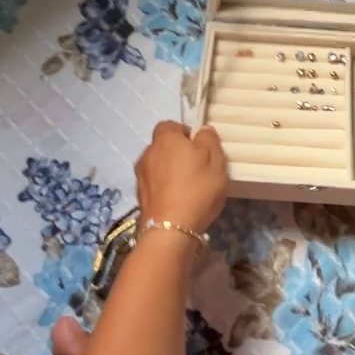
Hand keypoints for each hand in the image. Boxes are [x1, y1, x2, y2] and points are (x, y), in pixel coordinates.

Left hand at [135, 121, 228, 235]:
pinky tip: (178, 201)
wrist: (171, 229)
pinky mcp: (139, 197)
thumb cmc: (197, 188)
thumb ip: (209, 140)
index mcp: (165, 139)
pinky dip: (164, 189)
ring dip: (169, 172)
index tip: (199, 148)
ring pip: (157, 167)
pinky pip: (154, 186)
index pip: (170, 125)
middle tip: (196, 168)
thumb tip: (202, 131)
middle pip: (162, 147)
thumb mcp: (215, 160)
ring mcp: (140, 176)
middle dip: (176, 153)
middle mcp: (148, 153)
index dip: (185, 134)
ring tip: (187, 188)